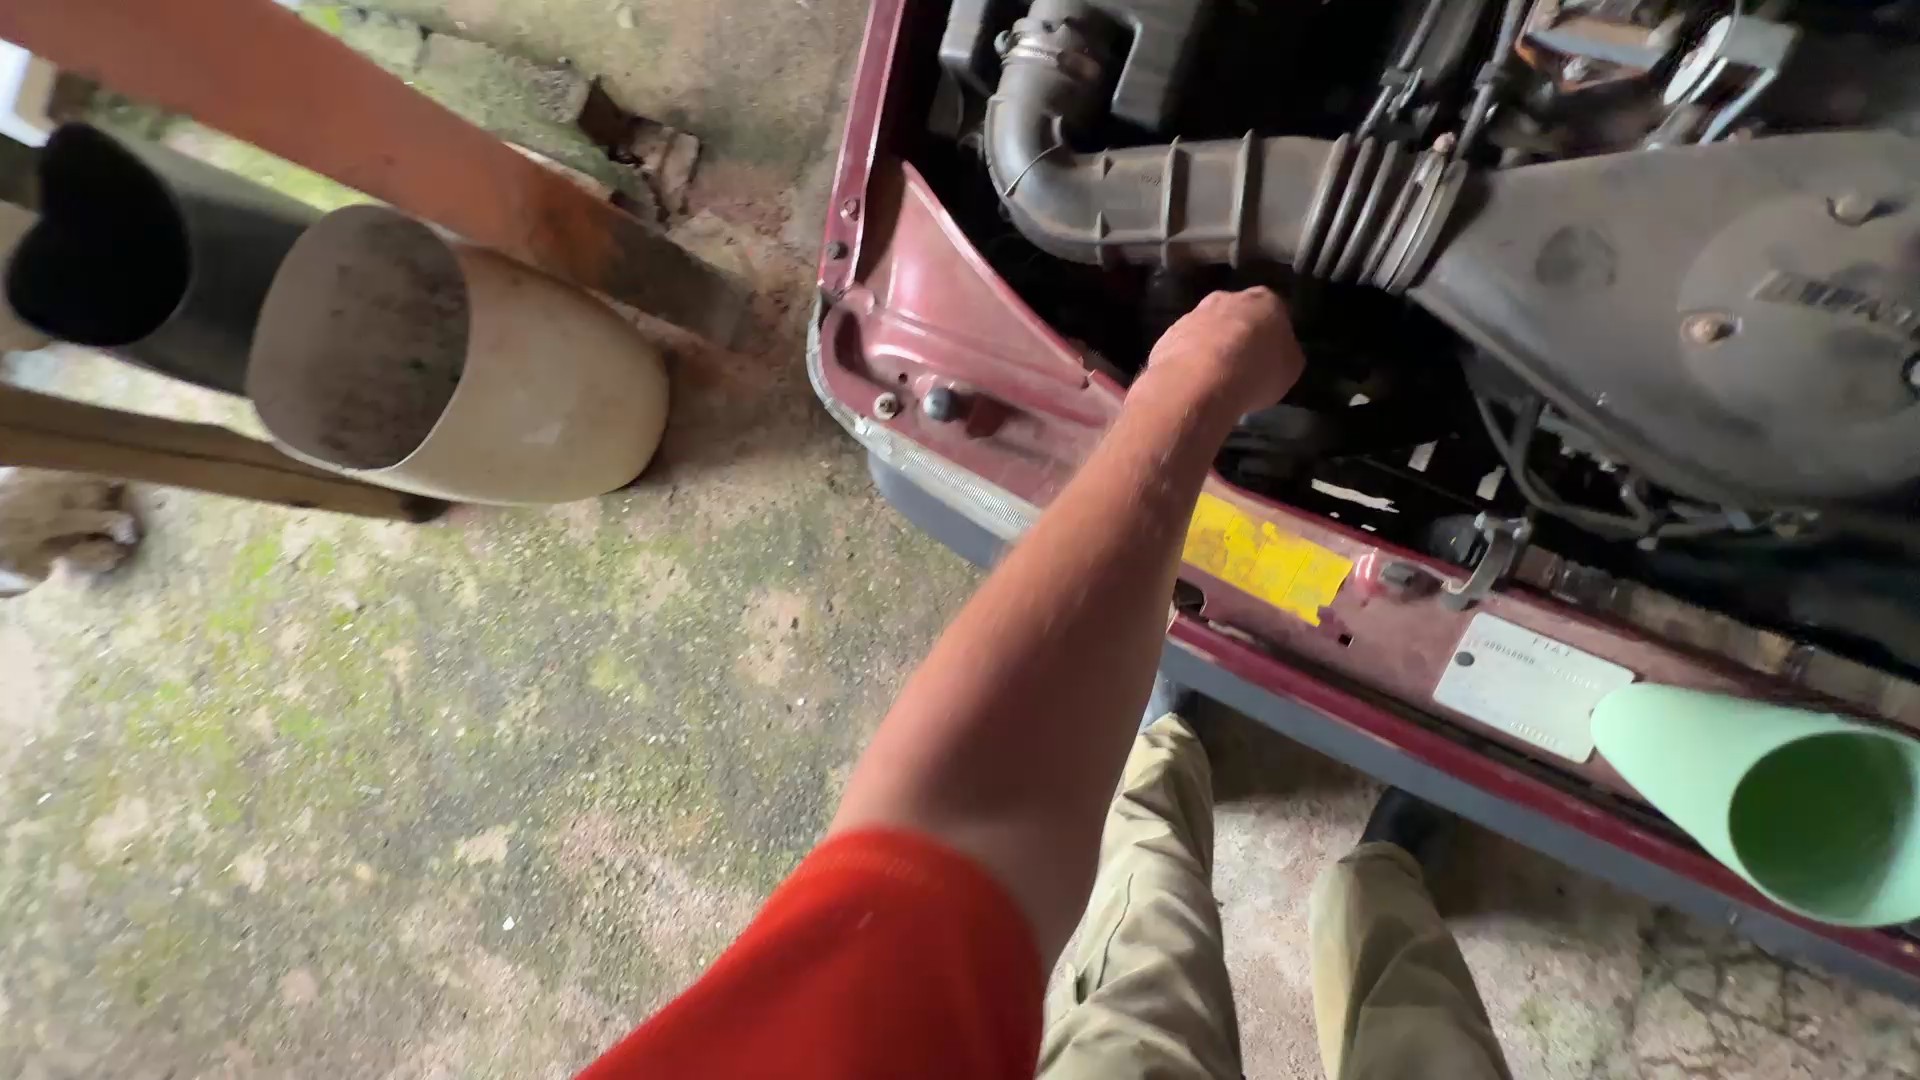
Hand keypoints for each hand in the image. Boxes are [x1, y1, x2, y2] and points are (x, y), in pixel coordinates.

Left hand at [1143, 287, 1304, 415]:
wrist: (1199, 381)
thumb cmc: (1256, 372)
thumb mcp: (1289, 369)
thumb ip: (1285, 354)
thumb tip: (1279, 353)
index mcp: (1265, 300)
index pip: (1274, 311)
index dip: (1272, 334)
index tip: (1268, 355)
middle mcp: (1226, 298)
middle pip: (1236, 315)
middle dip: (1237, 335)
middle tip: (1239, 364)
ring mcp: (1192, 314)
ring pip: (1205, 328)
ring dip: (1208, 347)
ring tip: (1211, 378)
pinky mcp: (1166, 335)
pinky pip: (1181, 346)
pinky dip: (1186, 360)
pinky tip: (1189, 381)